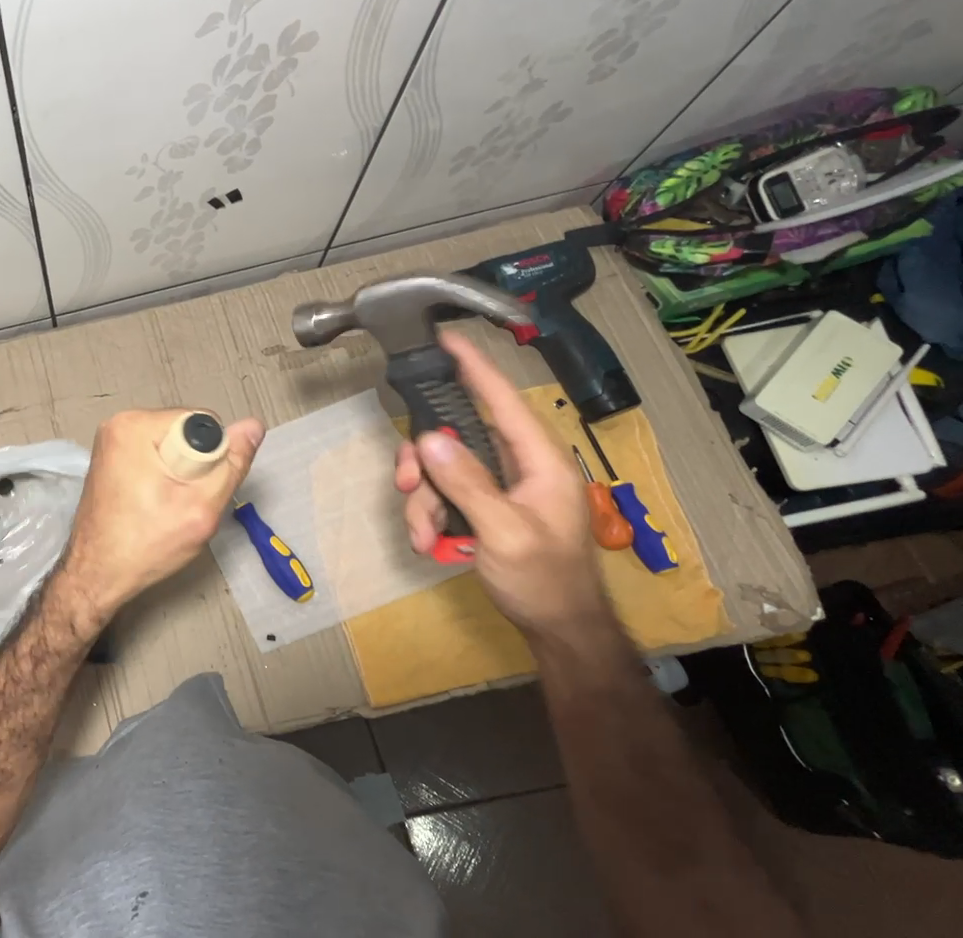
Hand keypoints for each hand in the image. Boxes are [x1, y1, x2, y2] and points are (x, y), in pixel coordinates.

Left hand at [49, 409, 264, 629]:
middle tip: (182, 503)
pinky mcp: (112, 458)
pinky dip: (163, 477)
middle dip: (194, 467)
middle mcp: (118, 425)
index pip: (200, 422)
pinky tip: (154, 504)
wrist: (97, 574)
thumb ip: (231, 464)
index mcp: (134, 426)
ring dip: (180, 474)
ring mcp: (112, 441)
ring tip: (167, 506)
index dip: (211, 458)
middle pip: (185, 432)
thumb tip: (253, 425)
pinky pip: (154, 456)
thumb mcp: (200, 507)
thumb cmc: (144, 545)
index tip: (195, 490)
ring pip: (172, 446)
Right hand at [392, 332, 609, 635]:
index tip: (447, 339)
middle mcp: (518, 464)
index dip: (475, 368)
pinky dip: (429, 517)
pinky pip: (442, 495)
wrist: (556, 625)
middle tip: (407, 488)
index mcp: (539, 460)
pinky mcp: (483, 506)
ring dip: (423, 501)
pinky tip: (431, 543)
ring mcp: (499, 486)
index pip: (502, 401)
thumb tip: (429, 439)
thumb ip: (467, 483)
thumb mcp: (504, 532)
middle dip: (423, 465)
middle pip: (453, 437)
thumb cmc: (543, 578)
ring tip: (424, 537)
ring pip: (440, 470)